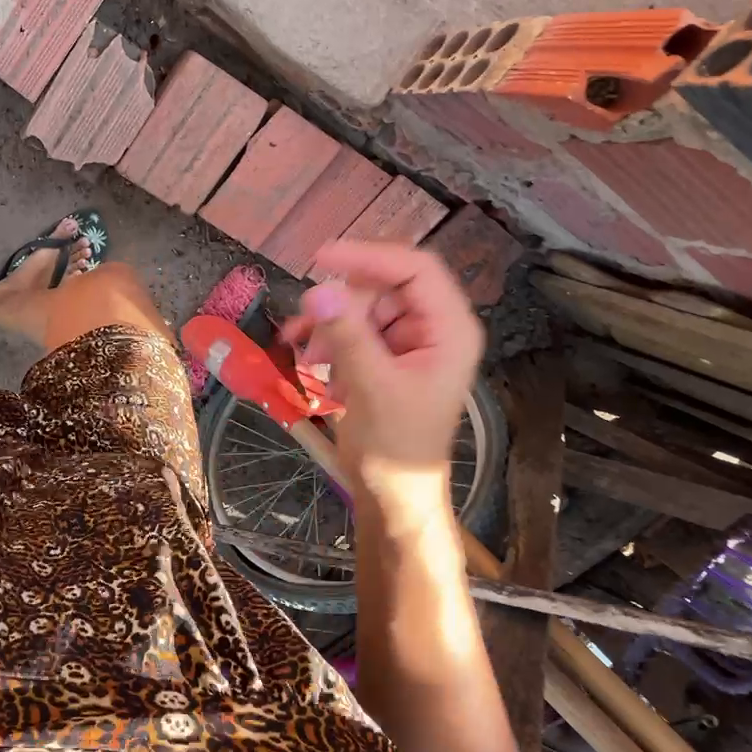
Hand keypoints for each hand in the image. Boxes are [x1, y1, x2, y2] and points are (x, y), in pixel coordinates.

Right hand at [276, 242, 482, 504]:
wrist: (393, 494)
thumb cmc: (394, 446)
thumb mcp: (369, 386)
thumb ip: (346, 334)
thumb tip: (318, 290)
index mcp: (449, 330)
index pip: (414, 271)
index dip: (368, 257)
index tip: (320, 258)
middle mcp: (433, 330)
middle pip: (383, 290)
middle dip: (340, 304)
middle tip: (303, 330)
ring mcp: (409, 347)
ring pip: (364, 312)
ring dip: (329, 326)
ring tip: (303, 354)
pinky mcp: (387, 363)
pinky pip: (355, 335)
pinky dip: (329, 343)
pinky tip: (312, 363)